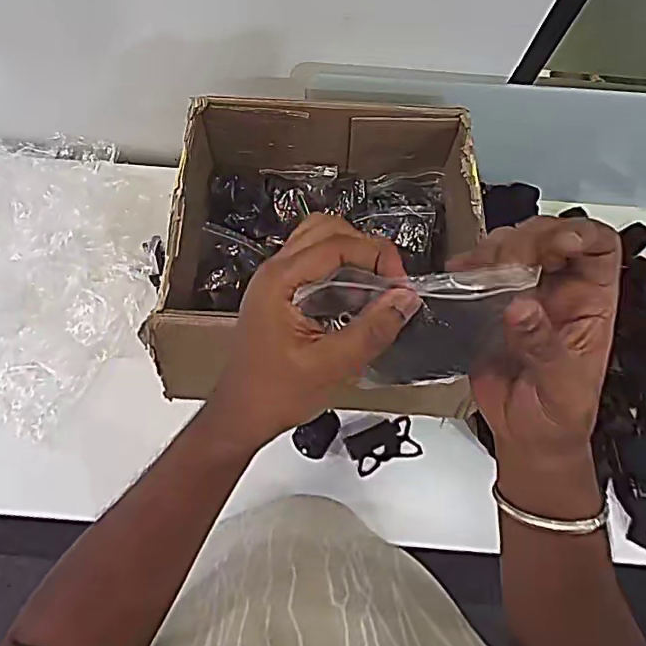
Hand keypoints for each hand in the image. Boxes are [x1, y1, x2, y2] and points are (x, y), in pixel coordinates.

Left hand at [206, 214, 419, 451]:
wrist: (240, 416)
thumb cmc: (272, 394)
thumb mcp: (331, 366)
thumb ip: (372, 330)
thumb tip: (405, 300)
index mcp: (280, 280)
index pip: (337, 243)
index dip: (376, 255)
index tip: (400, 283)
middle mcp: (275, 271)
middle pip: (328, 229)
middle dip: (367, 247)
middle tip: (391, 280)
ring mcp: (277, 280)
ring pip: (321, 240)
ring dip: (354, 254)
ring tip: (378, 285)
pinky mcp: (283, 293)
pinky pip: (316, 263)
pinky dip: (342, 268)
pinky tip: (358, 297)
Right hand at [455, 216, 620, 464]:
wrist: (525, 436)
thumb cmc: (559, 416)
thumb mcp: (563, 386)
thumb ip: (544, 347)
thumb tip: (522, 308)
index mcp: (591, 303)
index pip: (599, 247)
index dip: (583, 233)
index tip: (560, 242)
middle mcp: (559, 290)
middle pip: (550, 237)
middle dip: (528, 240)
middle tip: (509, 263)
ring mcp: (525, 292)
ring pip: (514, 245)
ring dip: (496, 249)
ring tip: (483, 272)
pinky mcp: (493, 301)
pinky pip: (482, 268)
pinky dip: (469, 264)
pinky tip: (462, 273)